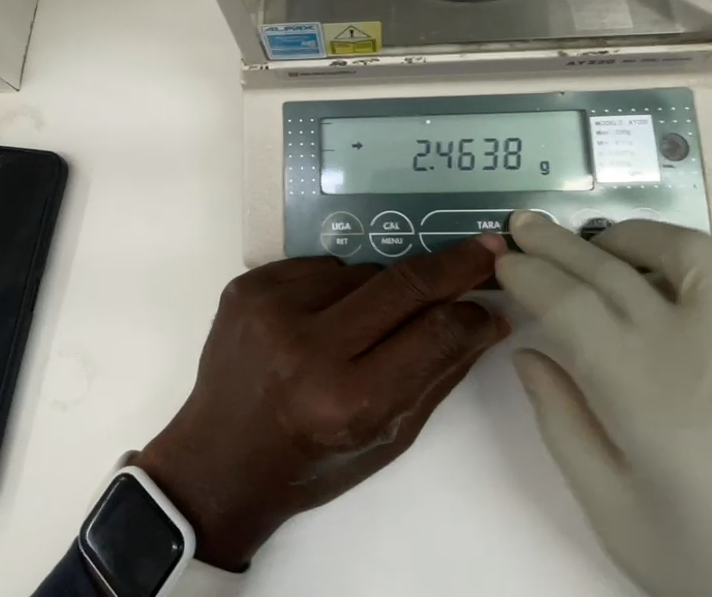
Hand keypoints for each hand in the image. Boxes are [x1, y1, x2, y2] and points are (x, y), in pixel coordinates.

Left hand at [136, 236, 508, 569]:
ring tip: (367, 324)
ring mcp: (270, 309)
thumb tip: (485, 318)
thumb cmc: (310, 464)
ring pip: (361, 270)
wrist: (216, 461)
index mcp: (345, 401)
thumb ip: (437, 374)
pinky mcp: (246, 286)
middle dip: (452, 265)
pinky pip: (319, 265)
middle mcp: (306, 348)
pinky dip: (336, 283)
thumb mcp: (385, 438)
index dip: (471, 312)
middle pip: (401, 284)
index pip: (433, 334)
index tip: (495, 295)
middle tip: (487, 247)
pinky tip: (325, 316)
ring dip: (382, 288)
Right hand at [497, 212, 711, 596]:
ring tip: (602, 245)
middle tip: (525, 224)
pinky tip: (674, 284)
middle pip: (611, 266)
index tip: (503, 261)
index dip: (528, 274)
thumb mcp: (615, 513)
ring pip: (684, 249)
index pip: (568, 303)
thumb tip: (527, 353)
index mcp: (643, 390)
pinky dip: (693, 264)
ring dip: (631, 236)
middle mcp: (696, 344)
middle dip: (557, 241)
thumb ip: (562, 423)